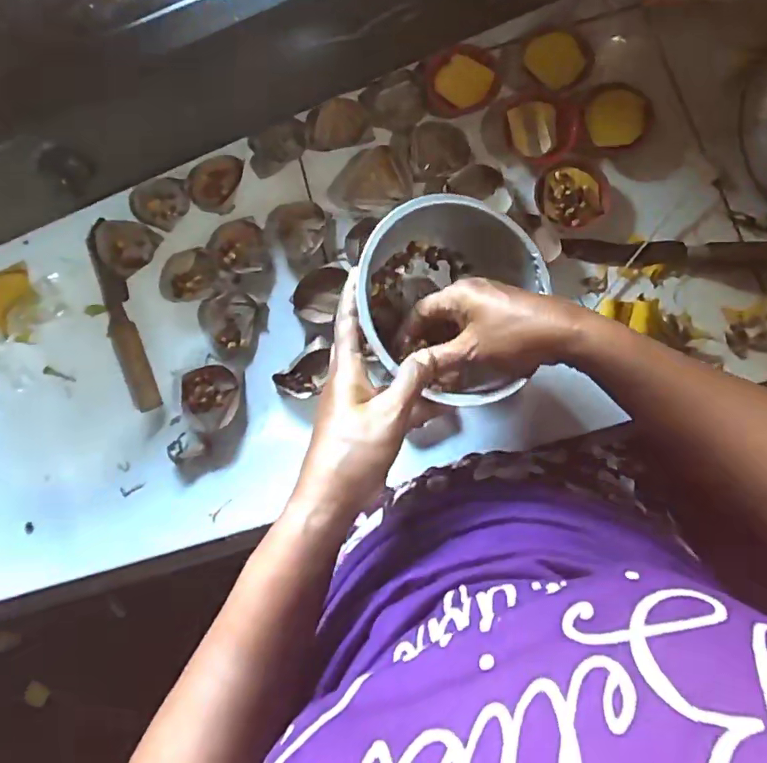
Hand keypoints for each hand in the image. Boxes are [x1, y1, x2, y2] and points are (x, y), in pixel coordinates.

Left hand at [292, 276, 439, 522]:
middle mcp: (346, 380)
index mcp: (344, 370)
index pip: (346, 323)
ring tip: (428, 345)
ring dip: (400, 360)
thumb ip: (410, 382)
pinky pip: (389, 399)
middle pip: (362, 342)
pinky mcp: (364, 423)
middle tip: (402, 300)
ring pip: (381, 372)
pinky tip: (437, 401)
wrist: (329, 498)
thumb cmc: (352, 452)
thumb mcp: (387, 415)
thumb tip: (430, 352)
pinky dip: (409, 396)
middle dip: (379, 321)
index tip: (357, 269)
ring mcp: (354, 402)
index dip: (351, 296)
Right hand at [392, 279, 589, 391]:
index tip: (400, 354)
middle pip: (436, 313)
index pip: (418, 311)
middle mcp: (467, 287)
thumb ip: (438, 358)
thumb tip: (411, 366)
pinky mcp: (503, 304)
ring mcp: (487, 294)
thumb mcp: (471, 352)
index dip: (406, 333)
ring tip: (442, 362)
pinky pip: (472, 319)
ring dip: (446, 339)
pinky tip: (467, 354)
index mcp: (455, 293)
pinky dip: (463, 336)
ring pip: (455, 318)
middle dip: (426, 338)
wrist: (567, 332)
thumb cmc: (514, 338)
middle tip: (420, 362)